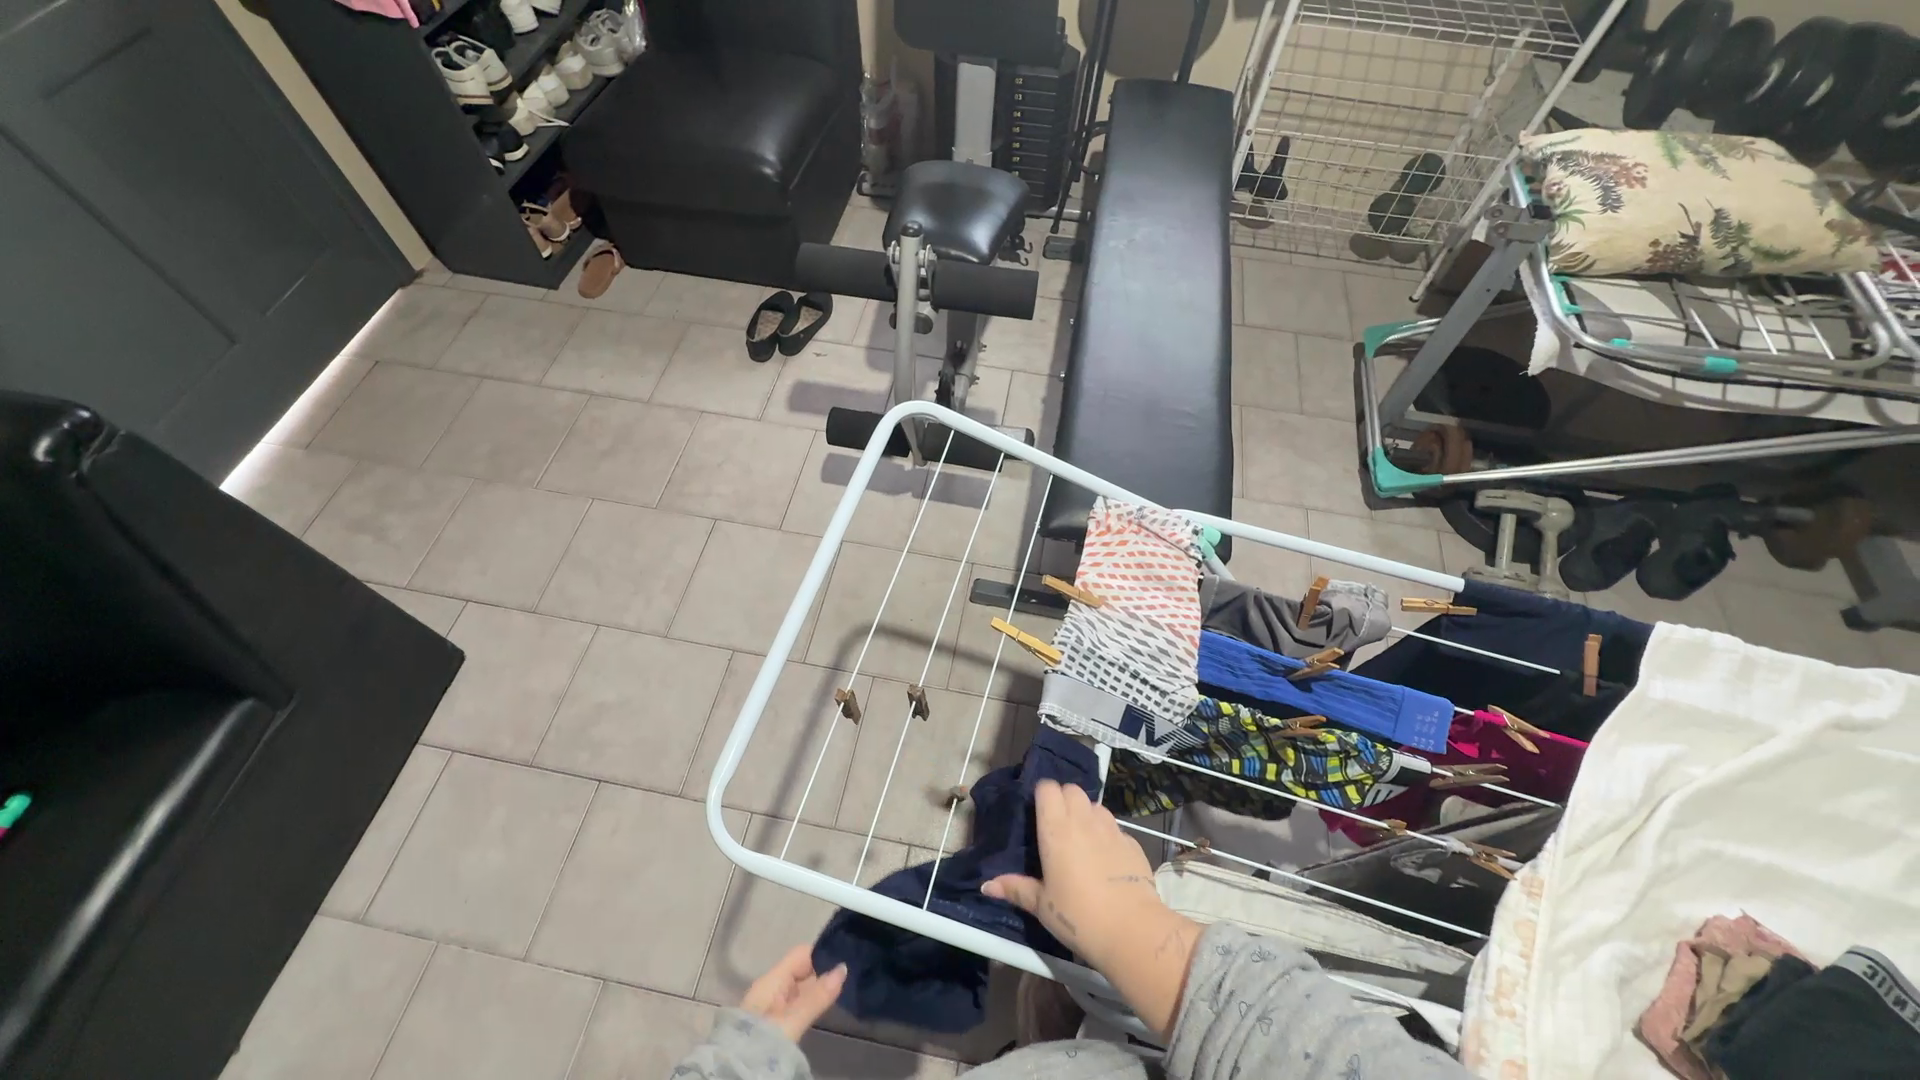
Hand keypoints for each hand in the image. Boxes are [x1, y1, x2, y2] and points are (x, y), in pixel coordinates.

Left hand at [740, 944, 847, 1042]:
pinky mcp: (775, 1022)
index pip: (802, 954)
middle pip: (802, 971)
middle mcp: (771, 988)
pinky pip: (797, 1004)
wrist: (739, 1072)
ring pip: (801, 989)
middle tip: (850, 976)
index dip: (823, 954)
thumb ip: (817, 996)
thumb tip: (843, 967)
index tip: (846, 958)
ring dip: (818, 989)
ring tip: (844, 989)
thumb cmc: (764, 1040)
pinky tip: (825, 1007)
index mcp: (772, 980)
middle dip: (824, 973)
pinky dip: (811, 1003)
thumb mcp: (792, 1019)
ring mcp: (772, 1005)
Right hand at [983, 779, 1201, 1038]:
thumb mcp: (1042, 905)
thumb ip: (1016, 889)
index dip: (1042, 794)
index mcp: (1056, 829)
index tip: (1037, 811)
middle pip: (1072, 789)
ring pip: (1095, 805)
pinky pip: (1115, 827)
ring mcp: (1112, 829)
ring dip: (1086, 813)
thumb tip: (986, 886)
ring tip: (1081, 838)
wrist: (1132, 930)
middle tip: (1056, 824)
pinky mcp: (1133, 842)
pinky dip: (1107, 833)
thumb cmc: (1078, 916)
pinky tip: (1105, 858)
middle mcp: (1084, 821)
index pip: (1048, 788)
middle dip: (1063, 799)